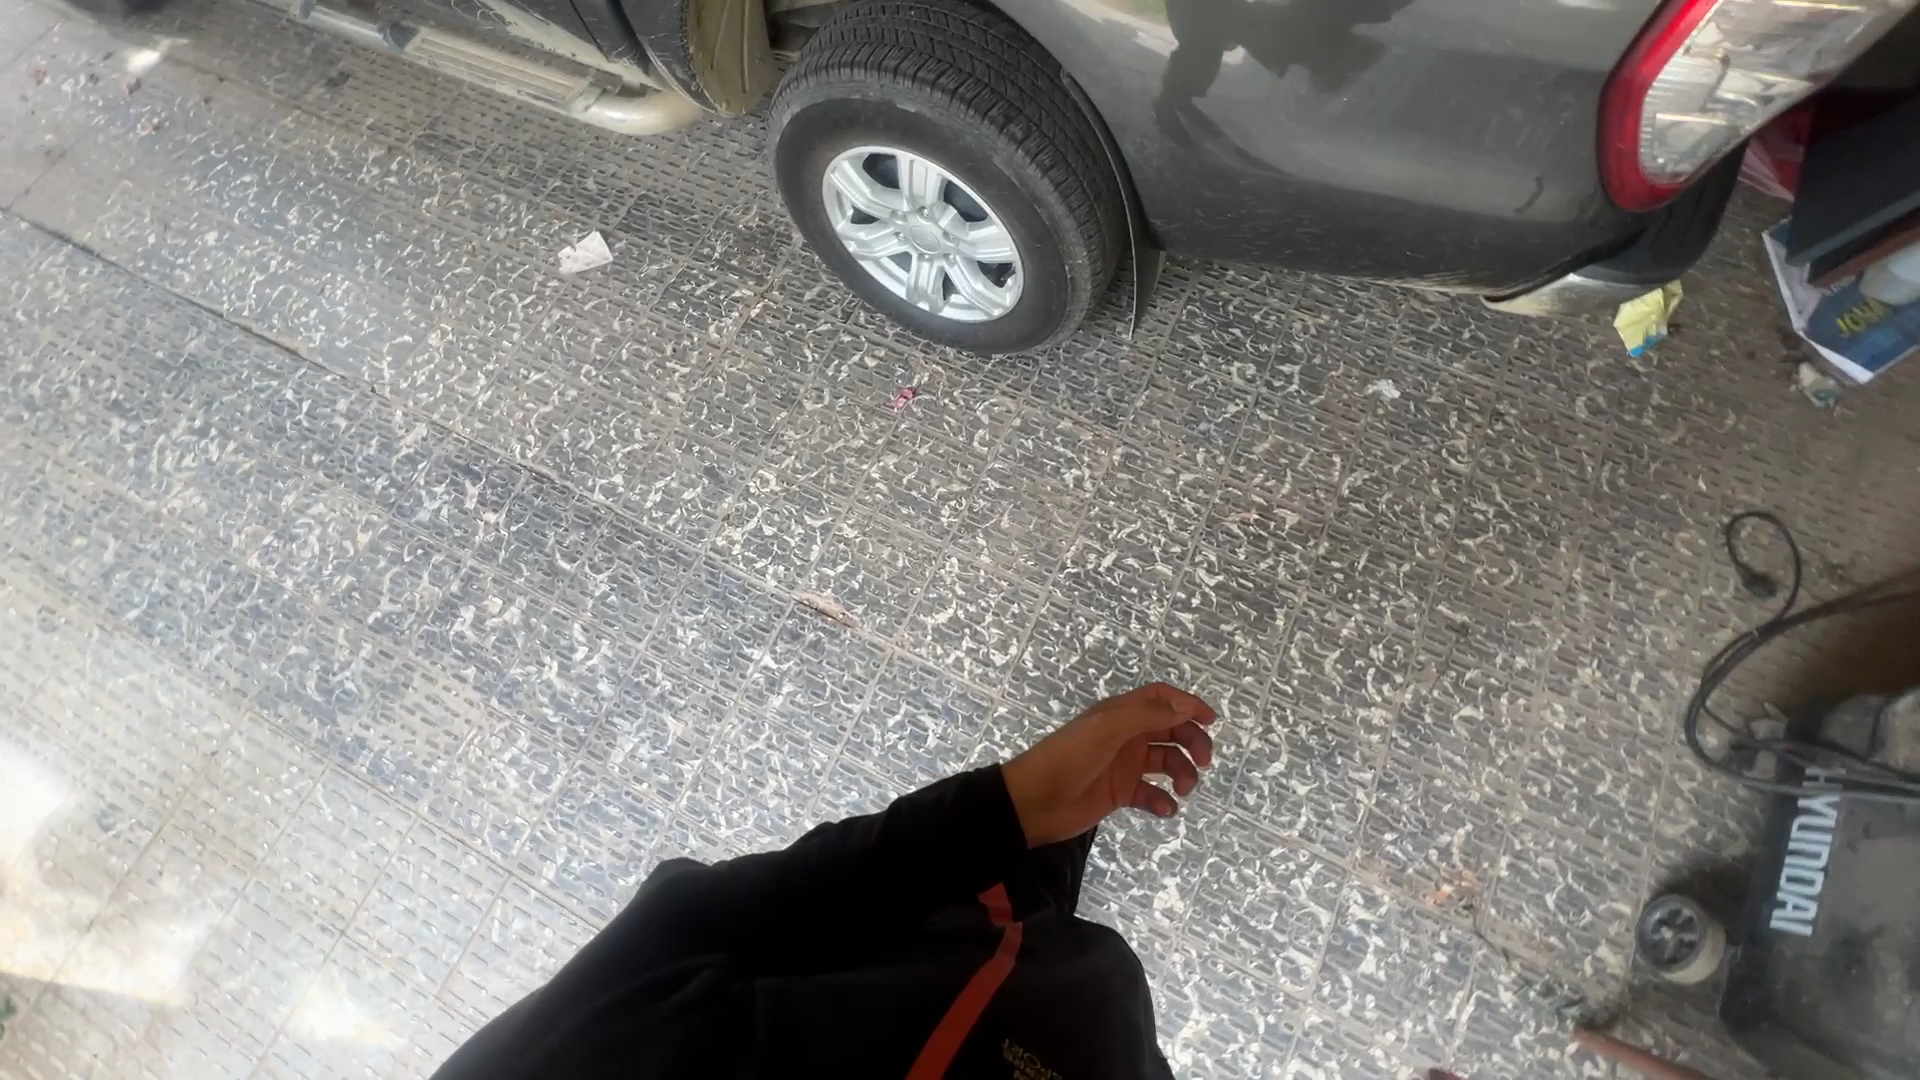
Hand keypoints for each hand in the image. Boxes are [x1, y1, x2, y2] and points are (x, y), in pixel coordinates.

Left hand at [999, 682, 1217, 847]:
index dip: (1187, 705)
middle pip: (1170, 730)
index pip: (1160, 699)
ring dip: (1181, 774)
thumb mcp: (1107, 729)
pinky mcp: (1120, 793)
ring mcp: (1123, 765)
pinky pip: (1152, 794)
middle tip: (1203, 762)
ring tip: (1182, 790)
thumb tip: (1186, 705)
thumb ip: (1147, 715)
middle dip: (1191, 742)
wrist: (1035, 800)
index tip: (1212, 721)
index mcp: (1121, 714)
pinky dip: (1163, 801)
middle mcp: (1125, 735)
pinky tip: (1164, 809)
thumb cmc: (1069, 757)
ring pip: (1166, 763)